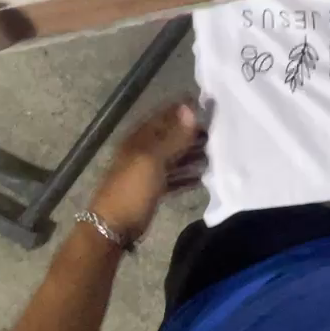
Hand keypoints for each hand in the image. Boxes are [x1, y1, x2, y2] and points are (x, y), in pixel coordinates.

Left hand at [87, 101, 205, 239]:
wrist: (113, 227)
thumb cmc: (132, 190)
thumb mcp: (154, 160)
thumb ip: (174, 137)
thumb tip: (190, 109)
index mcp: (138, 140)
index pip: (162, 116)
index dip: (180, 109)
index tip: (204, 103)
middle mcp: (142, 152)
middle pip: (169, 137)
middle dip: (191, 133)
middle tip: (216, 132)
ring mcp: (146, 172)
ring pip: (173, 157)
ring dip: (191, 155)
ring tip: (214, 154)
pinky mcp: (152, 190)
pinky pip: (173, 178)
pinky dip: (186, 176)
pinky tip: (202, 177)